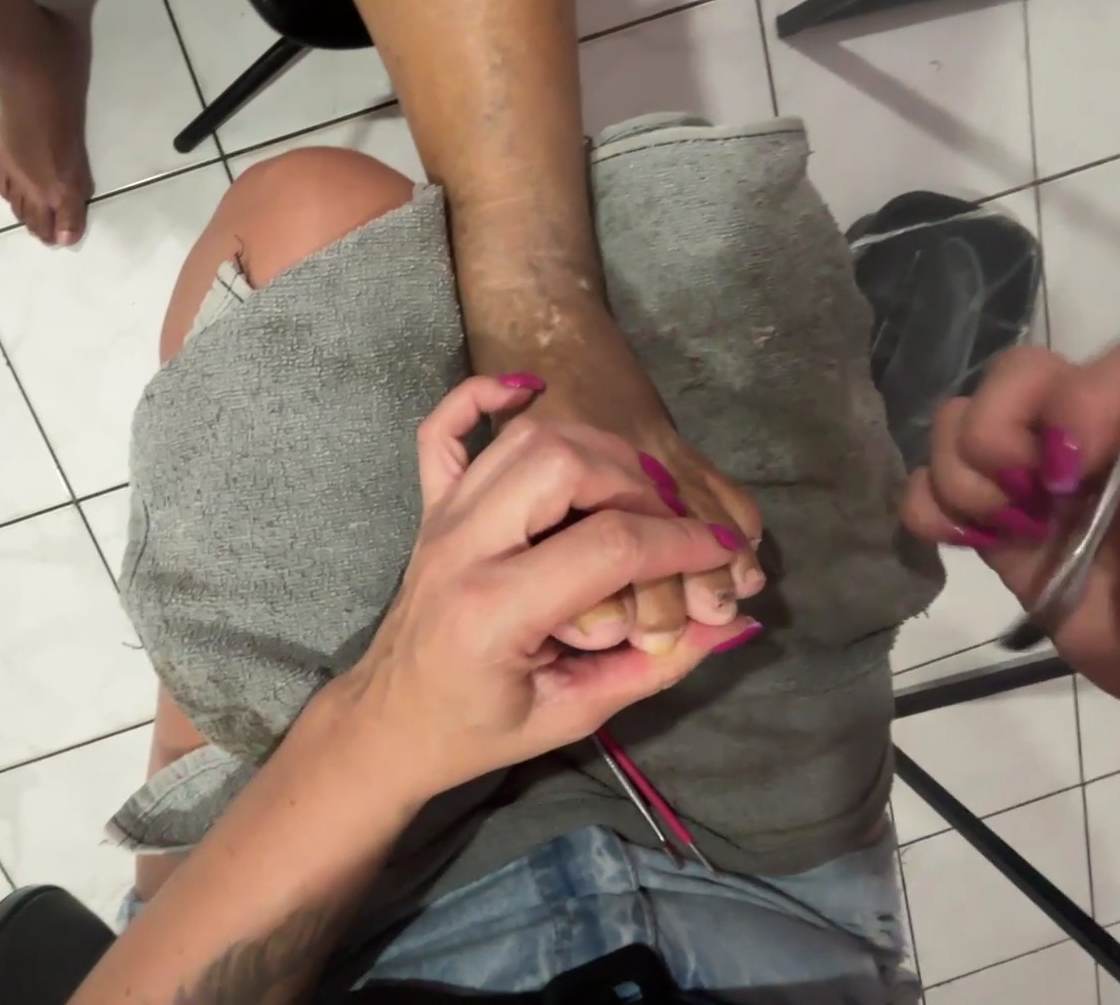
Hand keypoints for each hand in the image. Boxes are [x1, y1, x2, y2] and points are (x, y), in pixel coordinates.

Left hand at [323, 376, 759, 798]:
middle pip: (564, 465)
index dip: (682, 542)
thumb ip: (652, 668)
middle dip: (637, 486)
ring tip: (629, 489)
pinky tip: (528, 389)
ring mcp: (441, 518)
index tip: (722, 550)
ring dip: (591, 449)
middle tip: (669, 525)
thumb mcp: (571, 716)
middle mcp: (463, 545)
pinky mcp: (430, 507)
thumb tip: (729, 621)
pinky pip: (440, 429)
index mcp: (495, 610)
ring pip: (523, 439)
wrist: (390, 719)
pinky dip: (480, 397)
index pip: (608, 544)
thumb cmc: (475, 730)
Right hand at [900, 327, 1119, 729]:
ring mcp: (1039, 473)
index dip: (1090, 393)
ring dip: (958, 475)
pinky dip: (926, 508)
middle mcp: (1107, 435)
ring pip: (959, 419)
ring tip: (1000, 531)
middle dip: (996, 431)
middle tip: (1021, 500)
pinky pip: (925, 482)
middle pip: (1021, 373)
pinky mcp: (993, 514)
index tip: (1075, 468)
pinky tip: (959, 542)